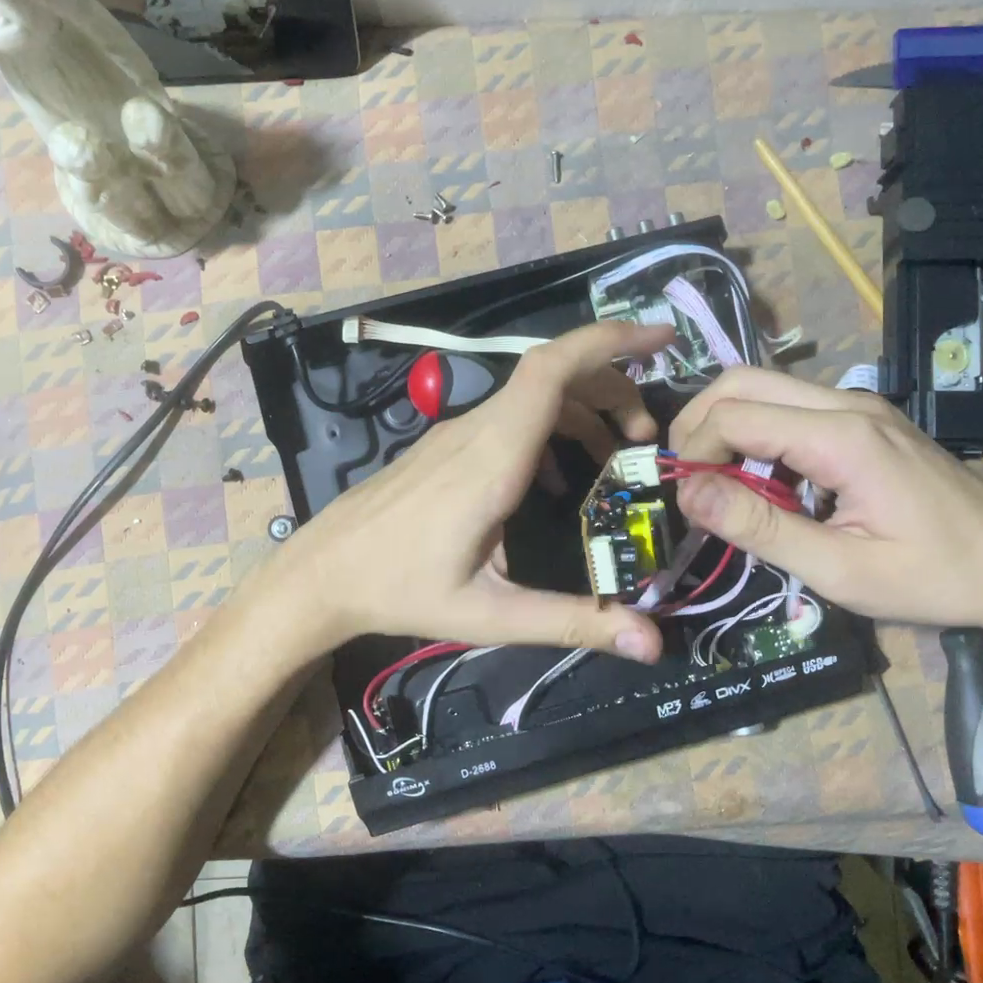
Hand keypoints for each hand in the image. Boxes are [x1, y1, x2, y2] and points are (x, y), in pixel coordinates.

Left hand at [259, 322, 672, 661]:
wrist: (321, 573)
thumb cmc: (399, 591)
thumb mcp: (491, 616)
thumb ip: (572, 622)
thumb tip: (652, 644)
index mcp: (491, 460)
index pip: (550, 372)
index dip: (608, 342)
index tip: (661, 338)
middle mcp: (474, 433)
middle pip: (552, 375)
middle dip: (612, 387)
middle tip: (648, 436)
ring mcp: (455, 436)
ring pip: (531, 397)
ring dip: (584, 412)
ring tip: (617, 458)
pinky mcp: (444, 448)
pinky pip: (510, 419)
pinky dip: (551, 431)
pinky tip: (559, 482)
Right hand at [668, 367, 982, 653]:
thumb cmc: (932, 580)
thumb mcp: (839, 570)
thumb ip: (758, 528)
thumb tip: (687, 492)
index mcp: (843, 437)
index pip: (735, 414)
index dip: (693, 451)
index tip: (683, 501)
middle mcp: (849, 405)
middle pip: (743, 381)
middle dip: (698, 424)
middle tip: (685, 480)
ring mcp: (861, 409)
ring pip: (765, 388)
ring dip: (726, 426)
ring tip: (716, 484)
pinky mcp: (867, 423)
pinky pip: (791, 408)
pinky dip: (757, 434)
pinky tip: (762, 482)